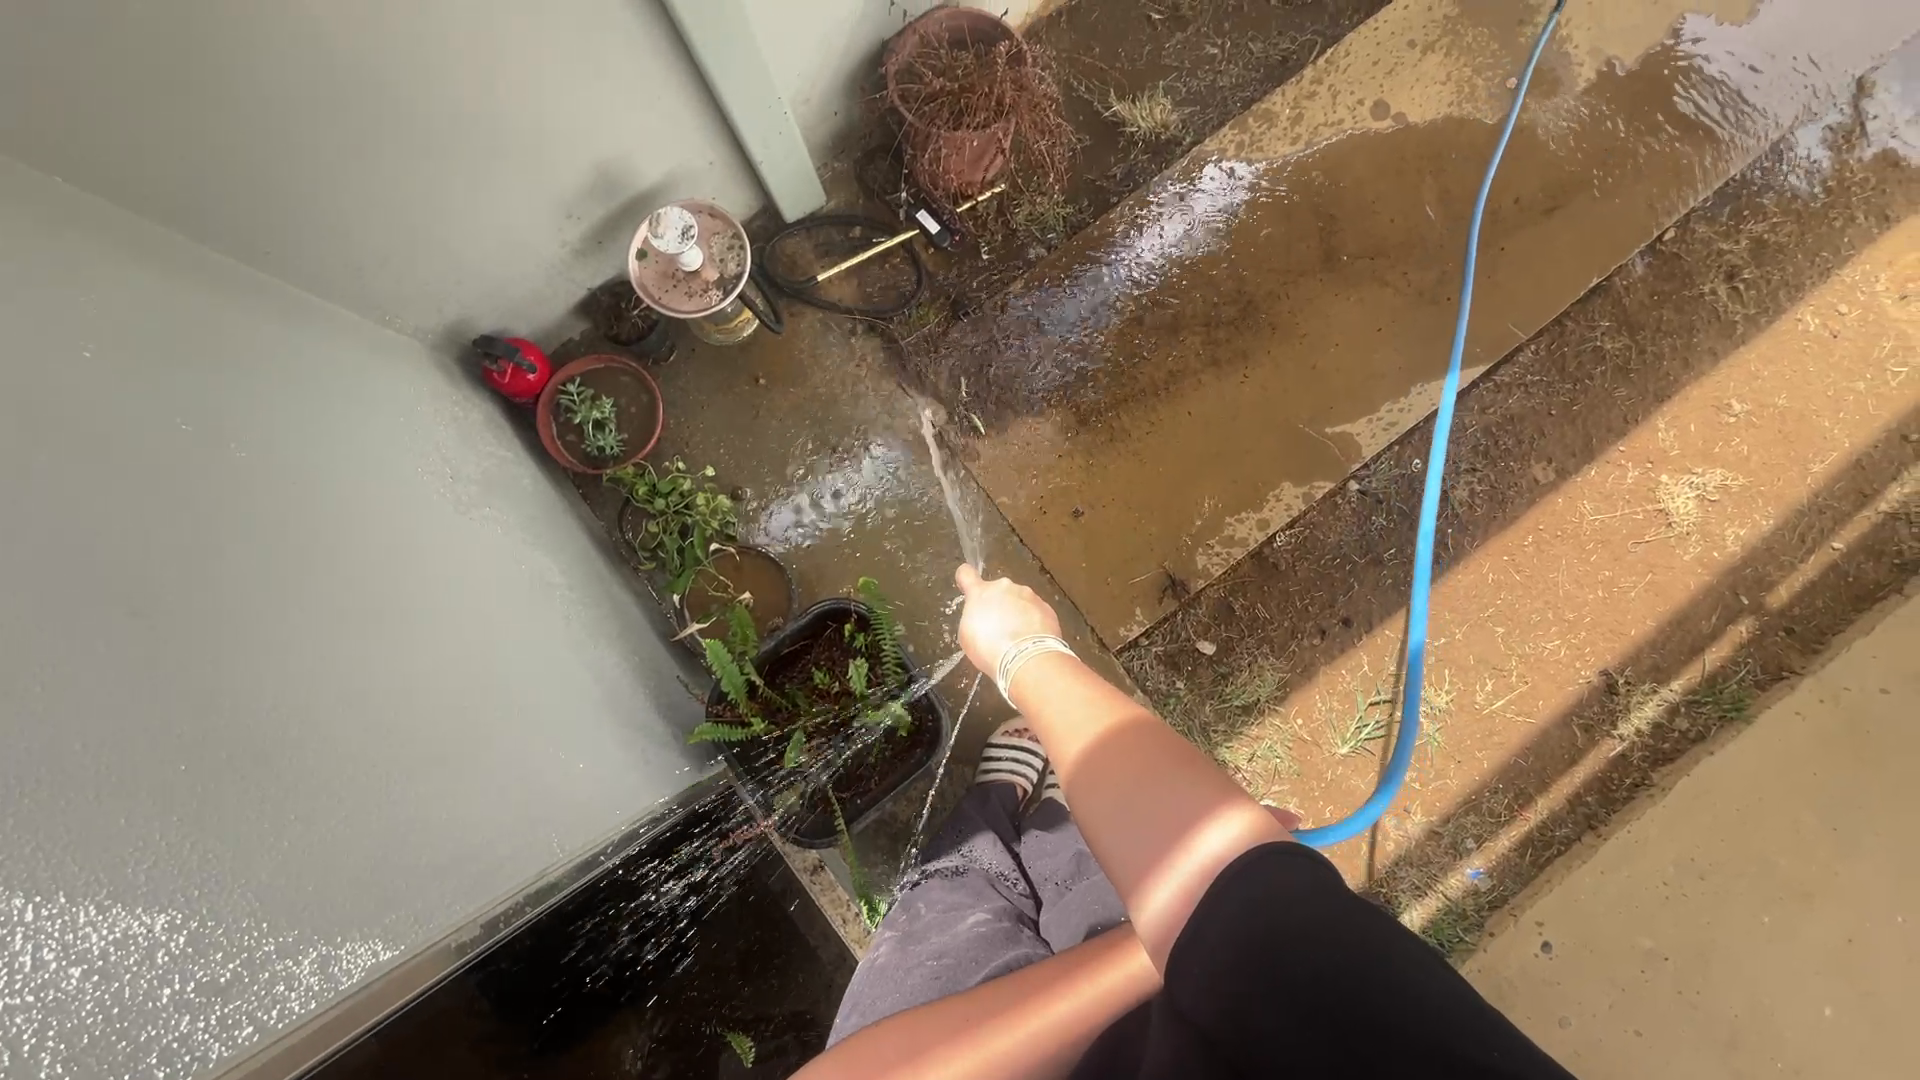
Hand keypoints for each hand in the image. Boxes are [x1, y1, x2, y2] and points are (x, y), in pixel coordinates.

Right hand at [954, 564, 1062, 677]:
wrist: (1026, 658)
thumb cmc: (989, 648)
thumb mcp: (967, 635)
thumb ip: (972, 616)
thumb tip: (980, 615)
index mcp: (980, 592)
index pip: (967, 573)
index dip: (966, 579)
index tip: (968, 588)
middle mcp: (1005, 588)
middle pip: (998, 591)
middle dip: (998, 605)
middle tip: (998, 629)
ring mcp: (1029, 596)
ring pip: (1019, 601)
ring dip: (1017, 614)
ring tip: (1017, 639)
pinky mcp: (1046, 608)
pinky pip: (1036, 613)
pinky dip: (1033, 623)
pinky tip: (1030, 641)